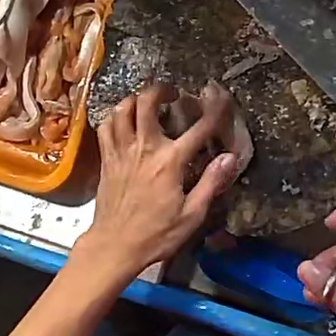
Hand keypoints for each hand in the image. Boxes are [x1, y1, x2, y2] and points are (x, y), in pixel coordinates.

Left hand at [73, 84, 240, 281]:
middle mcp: (143, 148)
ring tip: (144, 101)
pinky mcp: (106, 159)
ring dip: (134, 99)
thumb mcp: (192, 215)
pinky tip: (121, 120)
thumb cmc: (156, 234)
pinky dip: (113, 117)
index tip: (220, 97)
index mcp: (169, 162)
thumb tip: (230, 158)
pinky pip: (105, 127)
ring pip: (121, 110)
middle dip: (160, 91)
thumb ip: (211, 183)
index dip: (213, 110)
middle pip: (146, 104)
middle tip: (171, 93)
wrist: (114, 245)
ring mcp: (121, 151)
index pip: (198, 129)